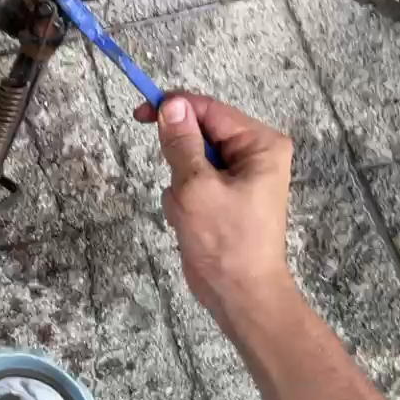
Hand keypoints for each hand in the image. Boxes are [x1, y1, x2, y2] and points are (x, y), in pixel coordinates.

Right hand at [135, 93, 298, 339]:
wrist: (240, 295)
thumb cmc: (225, 241)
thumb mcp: (196, 186)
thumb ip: (181, 143)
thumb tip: (170, 105)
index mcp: (260, 144)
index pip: (209, 110)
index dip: (173, 108)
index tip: (139, 114)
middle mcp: (254, 154)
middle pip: (199, 134)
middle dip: (179, 161)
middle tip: (180, 188)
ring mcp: (238, 177)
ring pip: (189, 160)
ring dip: (179, 185)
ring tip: (189, 213)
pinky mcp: (223, 197)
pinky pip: (190, 183)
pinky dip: (182, 200)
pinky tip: (189, 223)